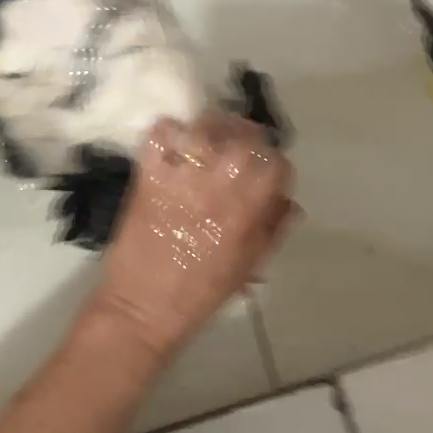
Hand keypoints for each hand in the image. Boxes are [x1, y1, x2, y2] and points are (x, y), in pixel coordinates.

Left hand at [88, 113, 295, 359]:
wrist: (144, 306)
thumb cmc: (202, 292)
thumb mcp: (250, 264)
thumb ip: (273, 227)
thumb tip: (288, 200)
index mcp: (248, 206)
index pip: (276, 162)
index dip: (274, 166)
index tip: (266, 172)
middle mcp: (219, 181)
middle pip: (243, 134)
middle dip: (246, 139)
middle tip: (239, 151)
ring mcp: (182, 172)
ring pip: (205, 126)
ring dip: (211, 130)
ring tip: (208, 143)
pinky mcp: (150, 172)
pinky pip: (161, 133)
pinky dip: (168, 133)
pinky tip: (173, 146)